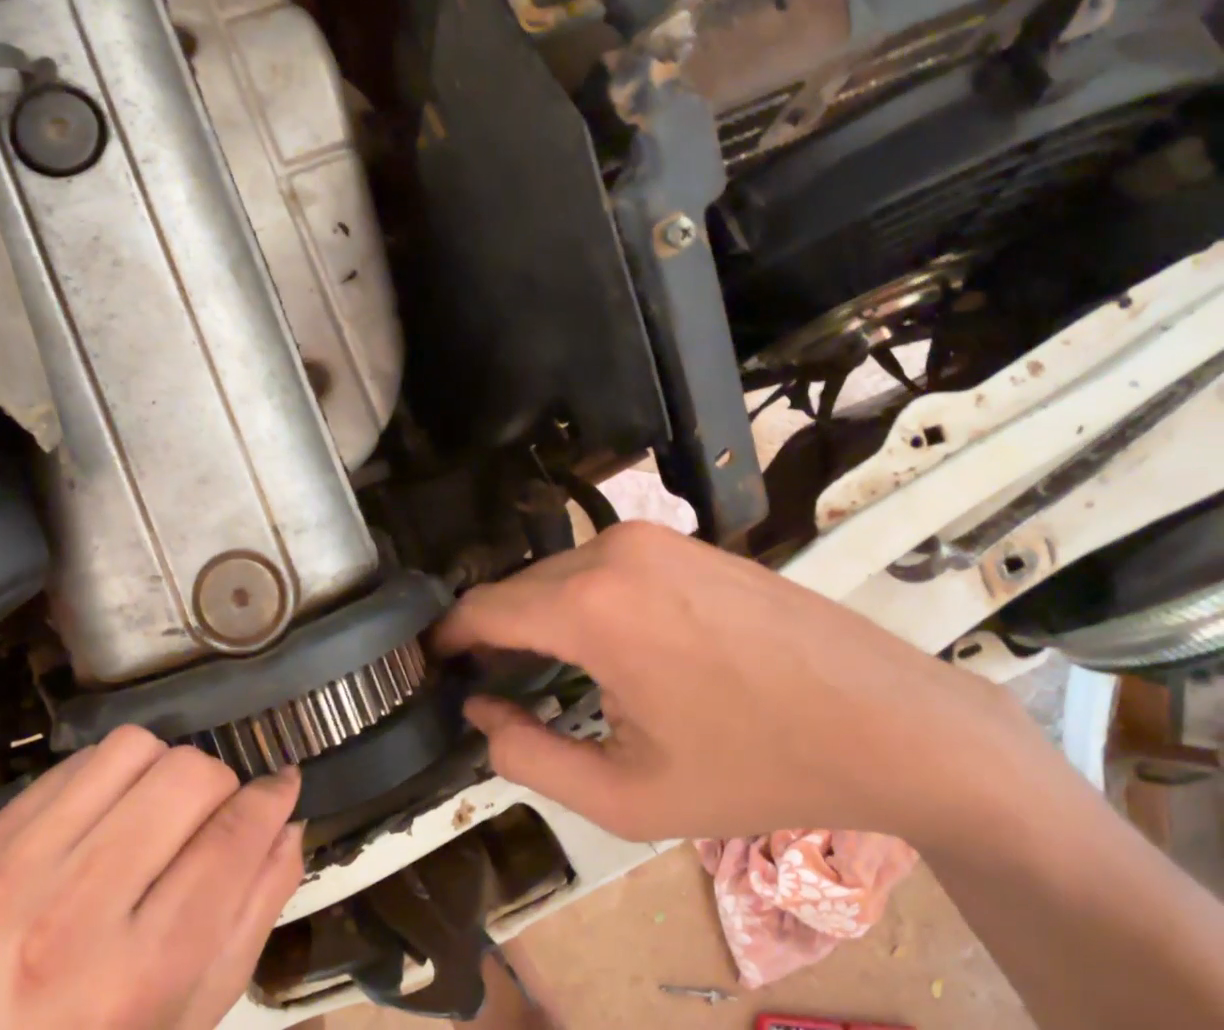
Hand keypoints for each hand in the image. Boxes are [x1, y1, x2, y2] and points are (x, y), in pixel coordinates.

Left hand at [0, 727, 302, 1028]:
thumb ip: (256, 907)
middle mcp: (71, 912)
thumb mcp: (202, 1006)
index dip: (268, 801)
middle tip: (213, 818)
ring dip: (162, 770)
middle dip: (219, 785)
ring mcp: (18, 869)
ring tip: (158, 814)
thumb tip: (287, 816)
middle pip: (182, 776)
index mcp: (138, 973)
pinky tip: (109, 820)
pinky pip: (74, 762)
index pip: (226, 843)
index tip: (282, 785)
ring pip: (129, 748)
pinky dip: (110, 778)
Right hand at [437, 522, 1052, 845]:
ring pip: (558, 574)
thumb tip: (480, 713)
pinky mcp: (688, 540)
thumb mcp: (626, 795)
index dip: (446, 640)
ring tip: (554, 677)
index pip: (479, 608)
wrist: (899, 726)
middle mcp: (614, 551)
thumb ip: (527, 757)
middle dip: (495, 636)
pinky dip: (584, 602)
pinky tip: (614, 650)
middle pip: (516, 588)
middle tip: (496, 691)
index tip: (431, 669)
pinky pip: (603, 566)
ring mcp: (656, 537)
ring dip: (540, 620)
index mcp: (590, 607)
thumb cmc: (759, 767)